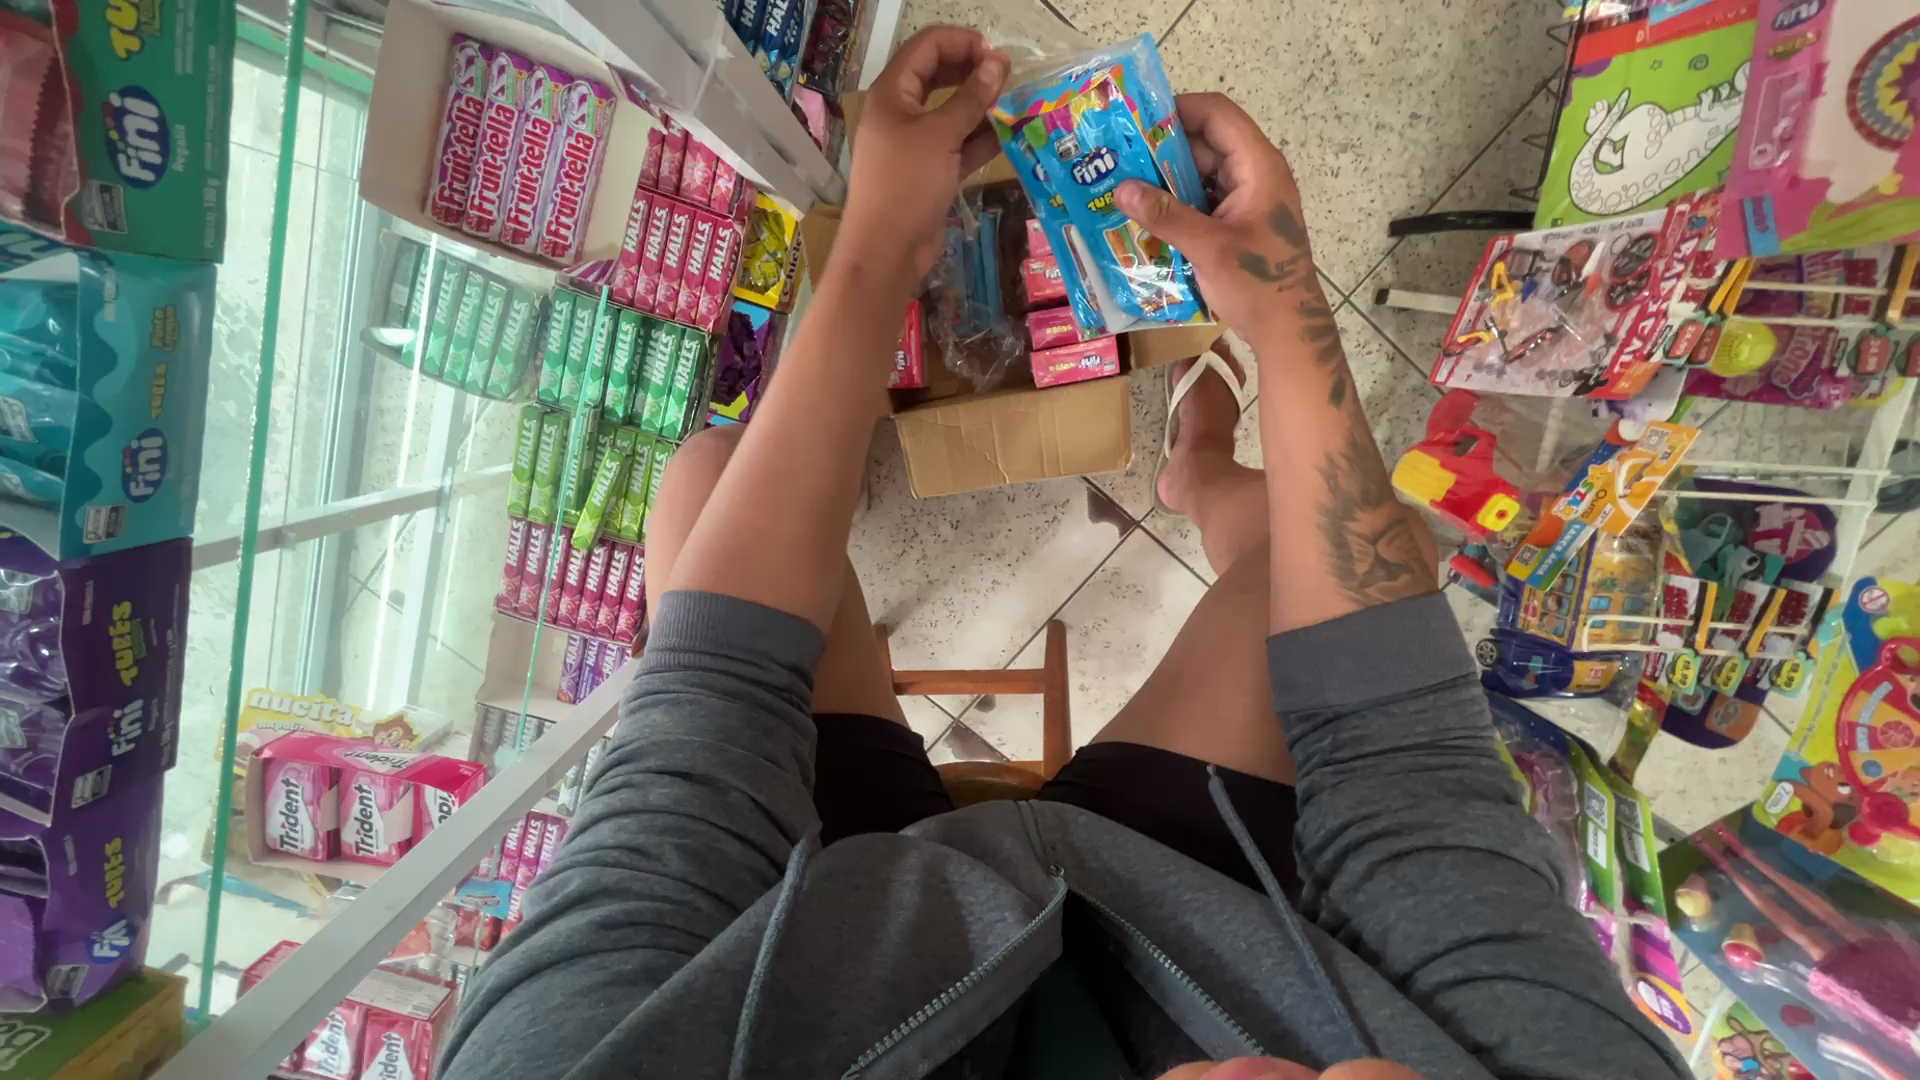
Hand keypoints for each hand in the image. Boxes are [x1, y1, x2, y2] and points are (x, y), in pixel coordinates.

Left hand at [837, 26, 1007, 286]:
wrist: (887, 250)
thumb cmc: (906, 185)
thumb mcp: (940, 135)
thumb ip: (971, 98)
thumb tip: (998, 63)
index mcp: (892, 93)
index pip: (927, 47)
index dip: (962, 42)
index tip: (997, 54)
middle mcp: (901, 114)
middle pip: (939, 78)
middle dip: (973, 73)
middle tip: (1007, 78)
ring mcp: (915, 146)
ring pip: (951, 115)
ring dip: (981, 109)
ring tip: (1014, 105)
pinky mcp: (929, 174)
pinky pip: (956, 147)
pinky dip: (978, 140)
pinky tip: (1007, 135)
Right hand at [1114, 93, 1327, 347]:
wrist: (1286, 327)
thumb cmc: (1257, 285)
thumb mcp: (1208, 248)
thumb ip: (1166, 216)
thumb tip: (1122, 189)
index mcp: (1258, 166)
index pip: (1218, 116)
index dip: (1179, 110)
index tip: (1137, 121)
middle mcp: (1254, 175)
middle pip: (1205, 146)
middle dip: (1163, 151)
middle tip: (1120, 159)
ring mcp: (1246, 201)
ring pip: (1201, 177)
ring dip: (1166, 182)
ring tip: (1125, 188)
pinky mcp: (1237, 225)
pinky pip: (1203, 203)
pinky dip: (1177, 207)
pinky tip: (1147, 219)